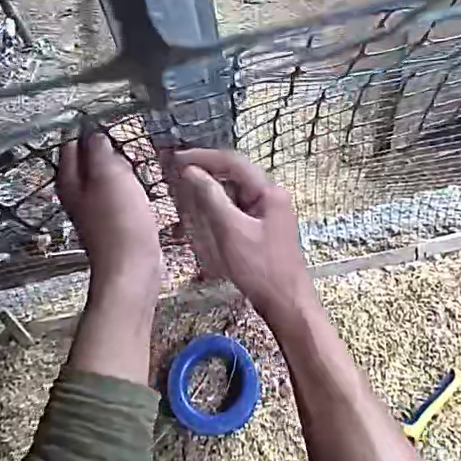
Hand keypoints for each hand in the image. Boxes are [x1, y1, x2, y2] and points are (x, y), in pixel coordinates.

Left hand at [57, 129, 163, 296]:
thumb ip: (99, 151)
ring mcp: (94, 210)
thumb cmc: (120, 221)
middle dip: (105, 150)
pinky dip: (128, 188)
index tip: (107, 124)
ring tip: (134, 163)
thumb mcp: (109, 175)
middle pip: (87, 161)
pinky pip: (118, 195)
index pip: (72, 145)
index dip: (88, 131)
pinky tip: (140, 189)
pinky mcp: (113, 222)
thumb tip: (94, 135)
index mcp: (70, 181)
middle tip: (123, 143)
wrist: (132, 266)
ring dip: (119, 169)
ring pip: (105, 179)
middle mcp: (77, 195)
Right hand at [170, 149, 316, 320]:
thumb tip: (191, 171)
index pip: (232, 162)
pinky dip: (215, 212)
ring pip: (232, 194)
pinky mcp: (260, 230)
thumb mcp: (231, 230)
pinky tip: (198, 219)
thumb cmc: (260, 268)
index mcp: (268, 192)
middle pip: (232, 176)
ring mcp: (266, 214)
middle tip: (174, 174)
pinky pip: (234, 211)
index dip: (202, 157)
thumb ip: (211, 197)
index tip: (176, 159)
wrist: (286, 304)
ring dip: (207, 194)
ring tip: (181, 196)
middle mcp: (270, 197)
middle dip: (204, 174)